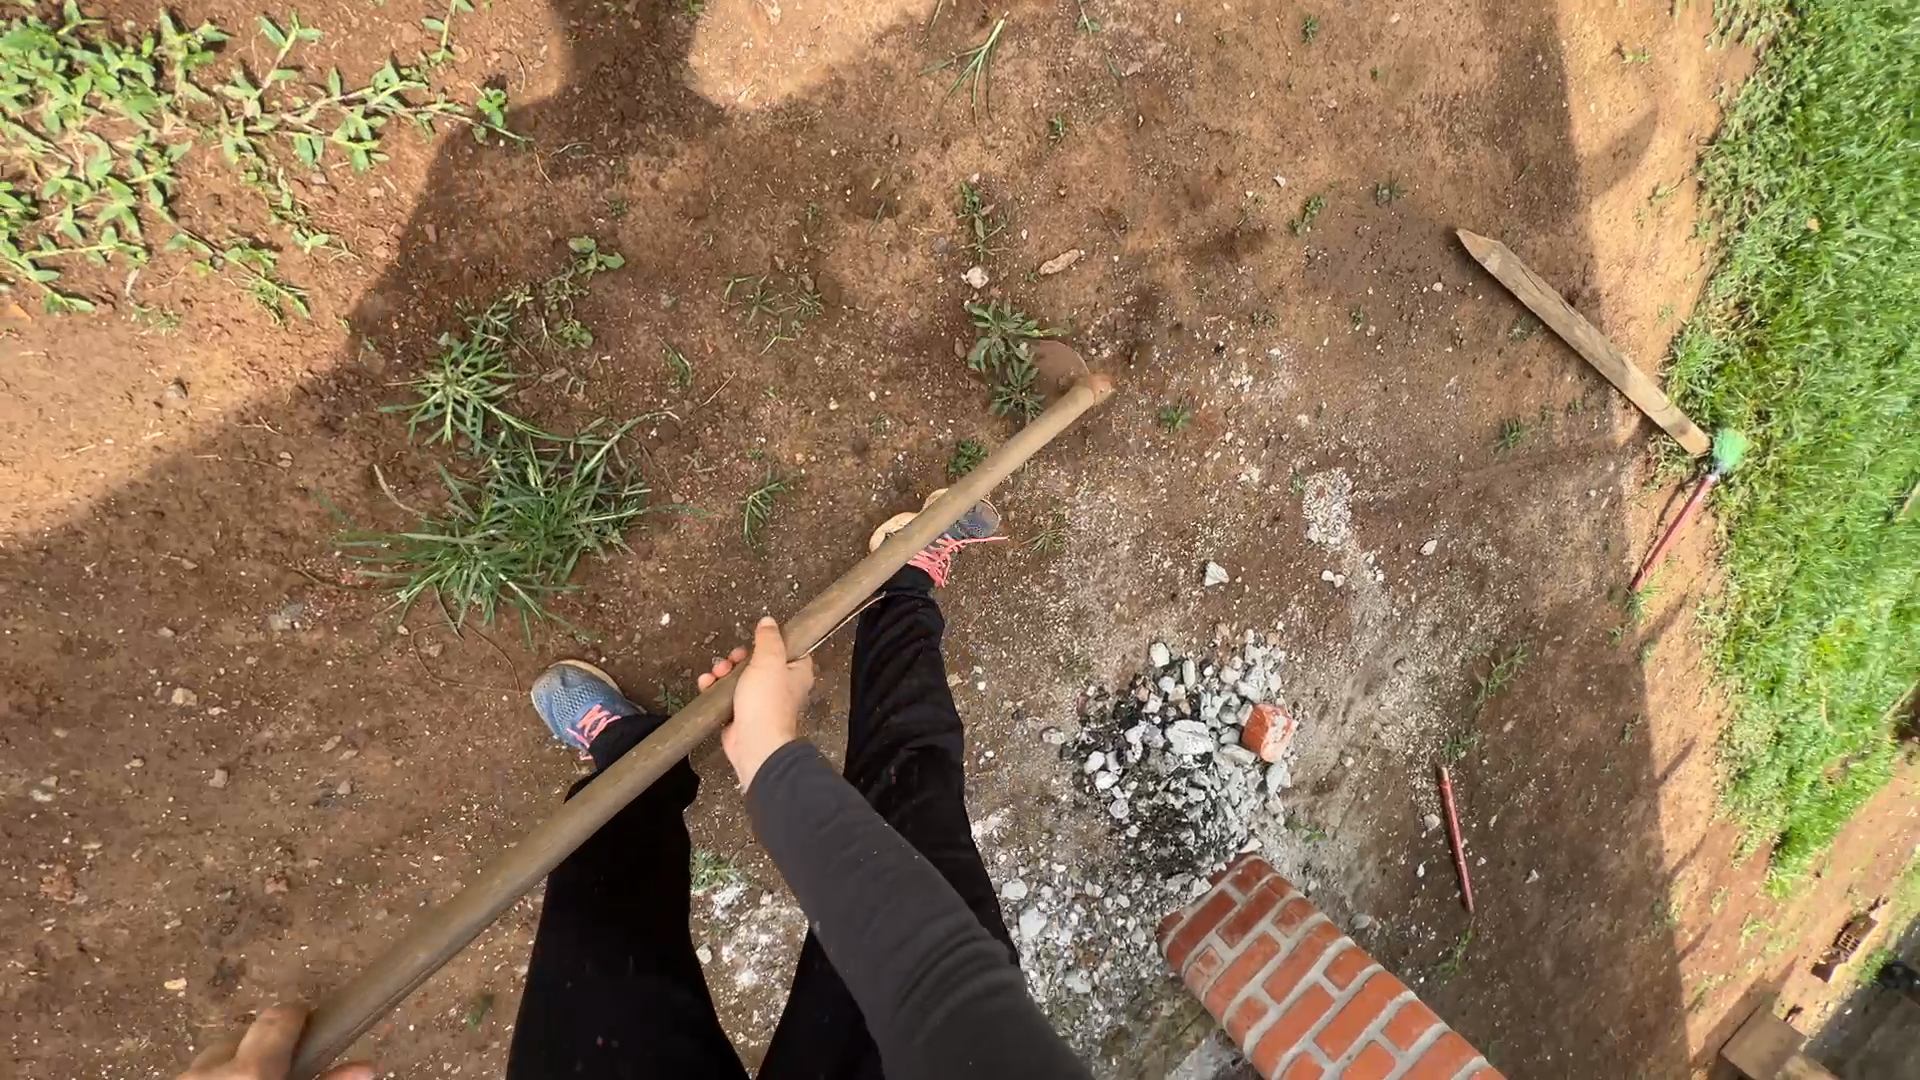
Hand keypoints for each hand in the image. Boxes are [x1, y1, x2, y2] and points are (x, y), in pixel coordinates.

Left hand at [177, 1004, 371, 1079]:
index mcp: (251, 1070)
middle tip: (273, 1077)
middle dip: (254, 1053)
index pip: (279, 1016)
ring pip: (204, 1069)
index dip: (296, 1020)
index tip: (308, 1035)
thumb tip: (369, 1066)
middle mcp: (208, 1072)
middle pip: (236, 1040)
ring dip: (224, 1077)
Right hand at [699, 616, 811, 789]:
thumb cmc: (767, 701)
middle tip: (731, 660)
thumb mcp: (770, 660)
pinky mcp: (741, 712)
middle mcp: (781, 685)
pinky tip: (706, 684)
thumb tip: (768, 622)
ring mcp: (760, 700)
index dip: (768, 642)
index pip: (786, 649)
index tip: (755, 641)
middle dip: (738, 658)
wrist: (754, 743)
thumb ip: (768, 639)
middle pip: (757, 661)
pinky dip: (715, 687)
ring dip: (723, 671)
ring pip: (739, 676)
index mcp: (797, 671)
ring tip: (717, 673)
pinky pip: (726, 694)